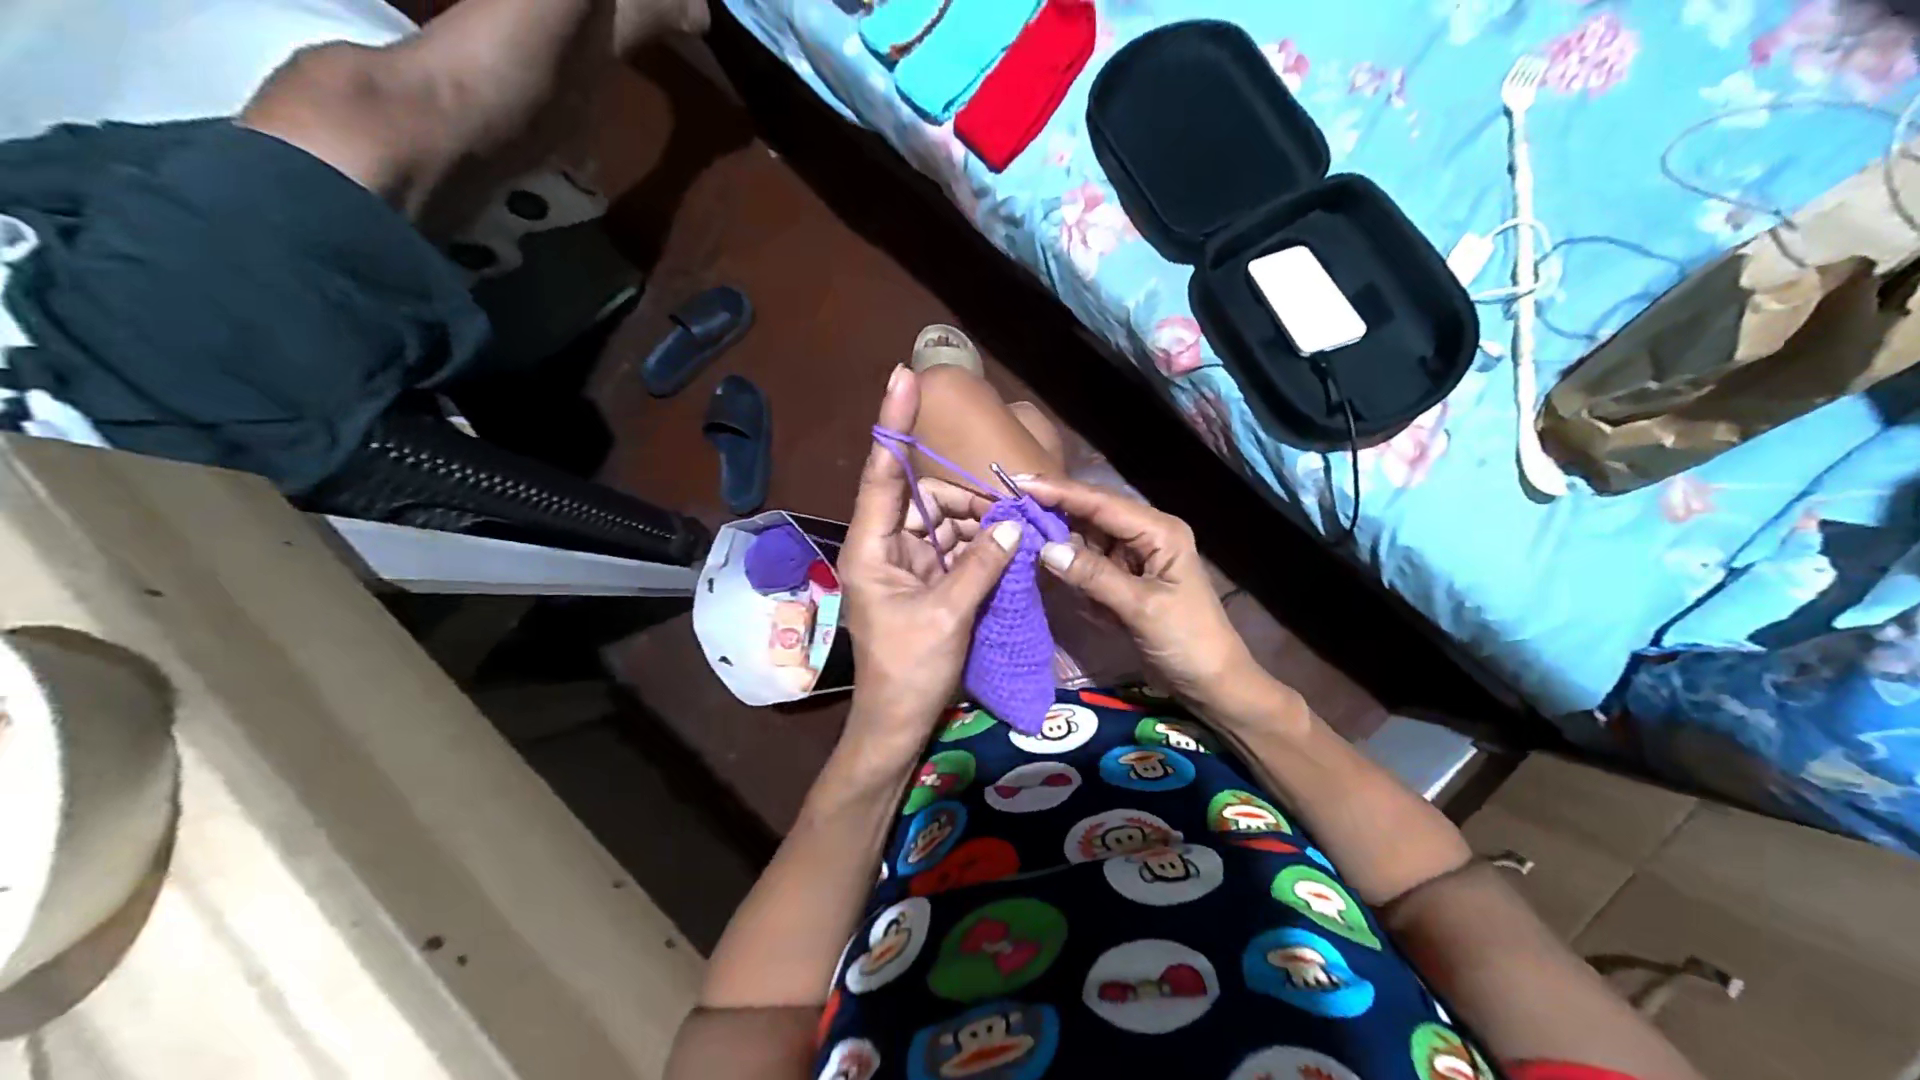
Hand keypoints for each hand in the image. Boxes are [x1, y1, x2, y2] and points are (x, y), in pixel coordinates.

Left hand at [838, 366, 1021, 762]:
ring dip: (981, 526)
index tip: (903, 376)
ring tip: (1016, 539)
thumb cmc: (909, 670)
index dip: (893, 424)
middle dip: (969, 501)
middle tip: (1013, 513)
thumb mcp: (948, 615)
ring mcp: (908, 562)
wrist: (899, 720)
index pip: (881, 473)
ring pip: (948, 522)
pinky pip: (957, 547)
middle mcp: (886, 545)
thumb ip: (982, 564)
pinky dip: (982, 546)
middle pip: (928, 498)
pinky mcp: (927, 579)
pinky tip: (1007, 551)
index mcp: (872, 547)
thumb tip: (1014, 522)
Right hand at [1015, 476, 1266, 719]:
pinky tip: (1041, 561)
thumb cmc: (1186, 640)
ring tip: (1017, 530)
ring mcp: (1132, 558)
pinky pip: (1087, 564)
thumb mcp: (1141, 607)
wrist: (1211, 682)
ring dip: (1056, 537)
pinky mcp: (1122, 580)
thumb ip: (1094, 576)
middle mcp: (1145, 536)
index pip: (1102, 504)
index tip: (1020, 483)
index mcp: (1159, 531)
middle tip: (1009, 504)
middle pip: (1091, 515)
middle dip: (1053, 510)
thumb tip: (1046, 549)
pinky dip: (1067, 565)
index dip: (1060, 492)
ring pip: (1085, 539)